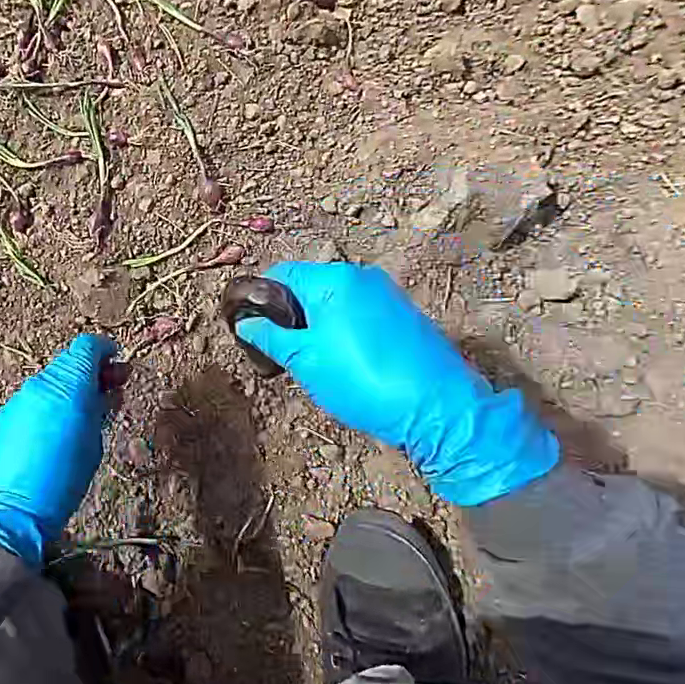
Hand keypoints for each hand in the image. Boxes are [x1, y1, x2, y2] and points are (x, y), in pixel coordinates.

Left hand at [0, 334, 117, 566]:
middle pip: (71, 360)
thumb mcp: (94, 441)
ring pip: (54, 378)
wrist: (13, 508)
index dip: (107, 352)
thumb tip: (107, 390)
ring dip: (72, 387)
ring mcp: (22, 397)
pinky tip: (59, 428)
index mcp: (69, 386)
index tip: (118, 367)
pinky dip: (53, 401)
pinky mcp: (9, 413)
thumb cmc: (63, 479)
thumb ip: (101, 408)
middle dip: (92, 372)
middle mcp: (42, 384)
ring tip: (85, 415)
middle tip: (110, 392)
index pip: (89, 346)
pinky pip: (37, 396)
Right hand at [235, 262, 557, 505]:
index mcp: (334, 279)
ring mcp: (385, 295)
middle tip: (282, 353)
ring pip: (332, 303)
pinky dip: (341, 332)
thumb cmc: (366, 380)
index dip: (260, 301)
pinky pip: (357, 314)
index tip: (253, 329)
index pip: (280, 273)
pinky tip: (344, 363)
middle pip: (307, 287)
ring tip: (314, 363)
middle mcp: (361, 277)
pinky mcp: (401, 315)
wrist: (438, 410)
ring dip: (315, 327)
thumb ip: (269, 337)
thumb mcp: (304, 360)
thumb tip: (246, 323)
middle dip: (289, 317)